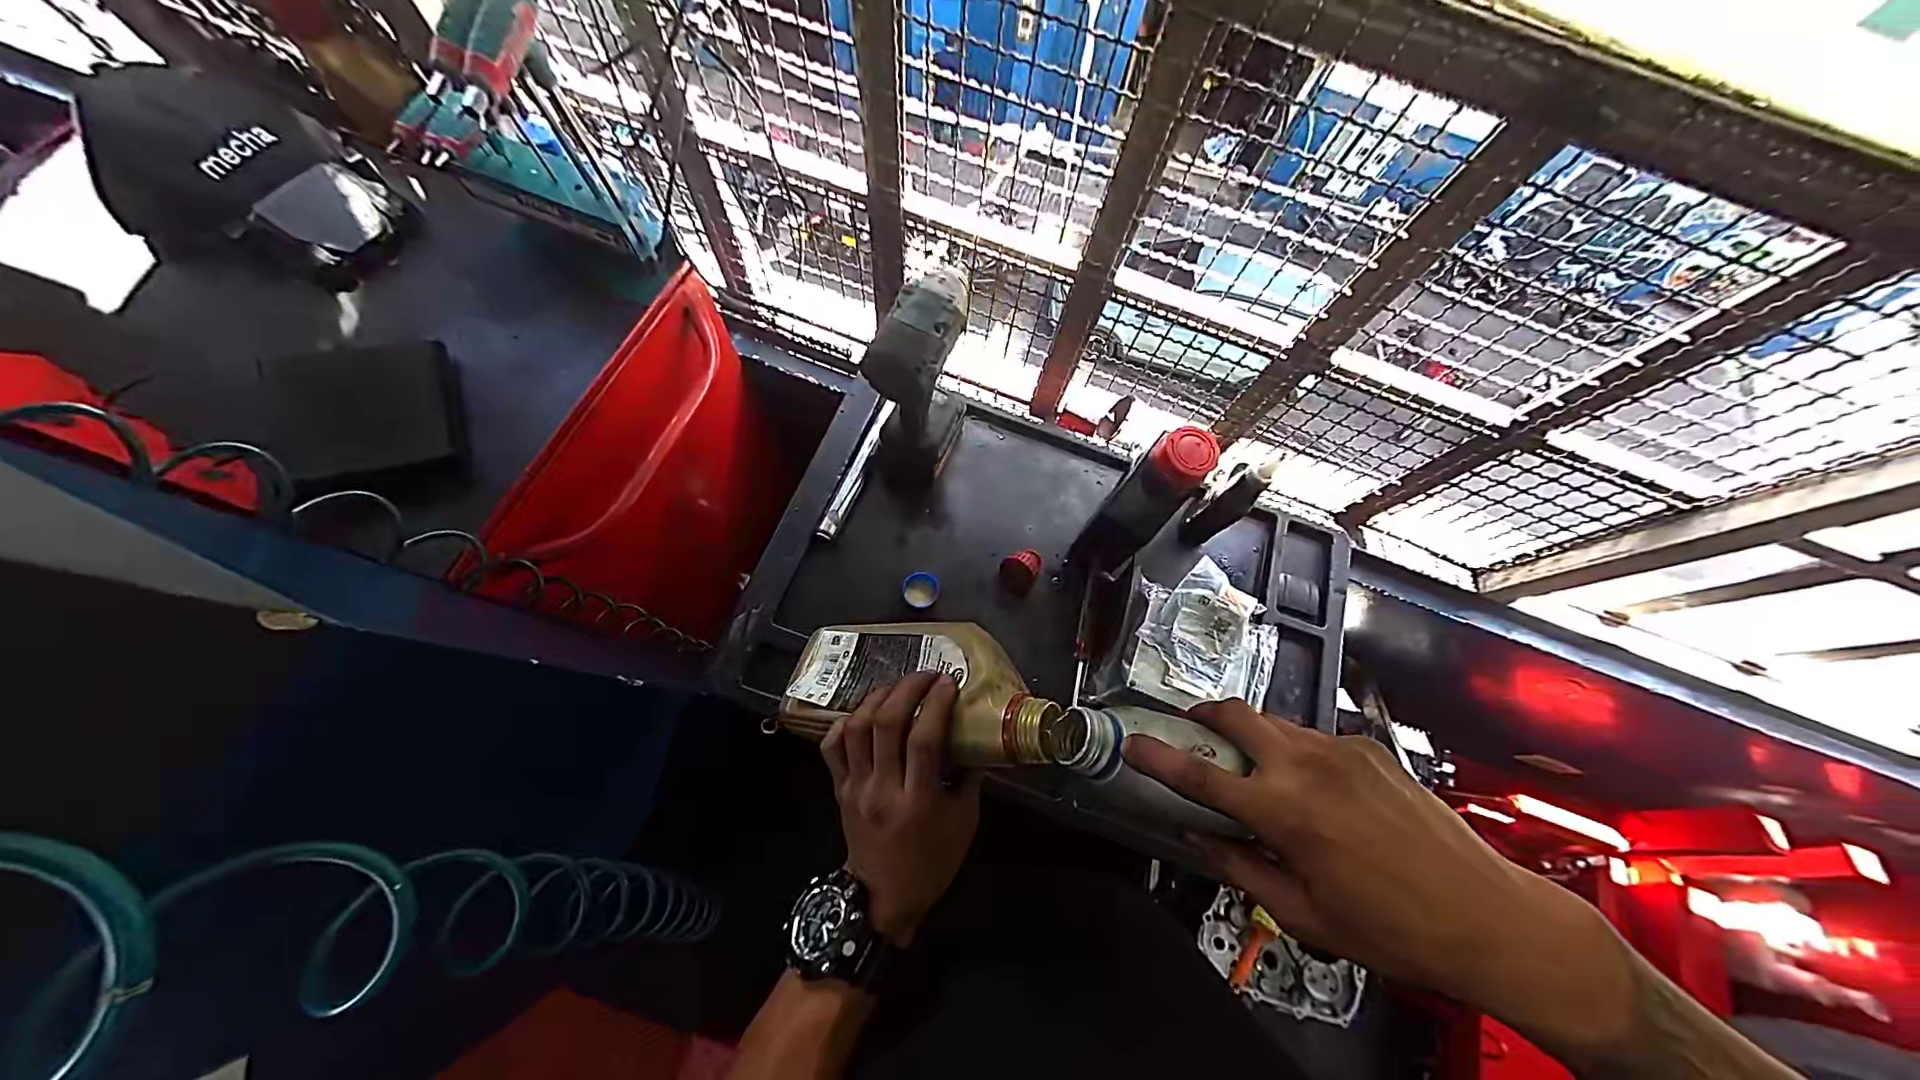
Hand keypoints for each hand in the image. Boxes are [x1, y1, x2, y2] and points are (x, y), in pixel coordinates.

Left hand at [820, 671, 980, 945]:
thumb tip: (977, 743)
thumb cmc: (931, 863)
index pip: (924, 739)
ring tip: (896, 687)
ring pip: (856, 729)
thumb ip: (970, 781)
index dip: (936, 704)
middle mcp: (882, 788)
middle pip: (885, 724)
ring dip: (876, 699)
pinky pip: (831, 747)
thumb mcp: (964, 824)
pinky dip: (844, 723)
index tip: (948, 683)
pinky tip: (862, 712)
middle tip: (924, 676)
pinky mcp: (839, 790)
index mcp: (917, 800)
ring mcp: (856, 788)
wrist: (882, 898)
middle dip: (906, 690)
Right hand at [1123, 700, 1635, 1056]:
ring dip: (1250, 735)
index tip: (1134, 745)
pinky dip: (1294, 750)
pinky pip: (1313, 736)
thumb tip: (1202, 840)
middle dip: (1202, 715)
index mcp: (1286, 813)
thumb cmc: (1398, 929)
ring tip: (1253, 768)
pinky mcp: (1370, 749)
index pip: (1200, 775)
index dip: (1157, 758)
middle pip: (1234, 713)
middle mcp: (1310, 767)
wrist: (1493, 919)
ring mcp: (1343, 751)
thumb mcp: (1304, 915)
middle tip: (1190, 731)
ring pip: (1273, 721)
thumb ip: (1241, 869)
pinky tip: (1311, 786)